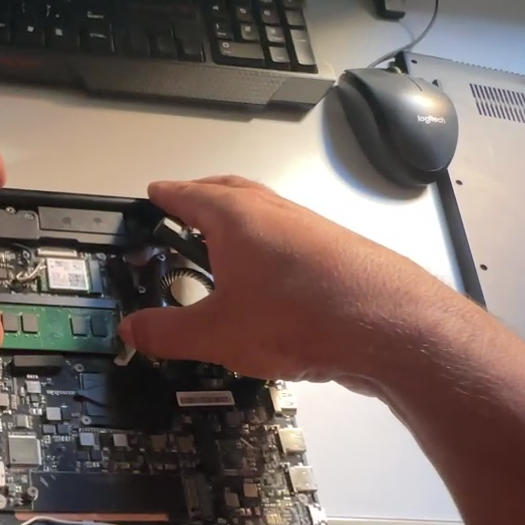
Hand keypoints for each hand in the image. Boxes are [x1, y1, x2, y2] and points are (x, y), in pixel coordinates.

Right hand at [118, 176, 473, 389]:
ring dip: (237, 220)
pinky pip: (289, 238)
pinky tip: (264, 279)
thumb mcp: (215, 333)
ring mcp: (309, 230)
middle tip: (182, 206)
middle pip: (229, 191)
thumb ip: (165, 332)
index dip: (165, 195)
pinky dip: (266, 246)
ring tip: (218, 246)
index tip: (154, 192)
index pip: (189, 194)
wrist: (391, 327)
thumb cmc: (306, 316)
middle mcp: (275, 214)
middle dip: (201, 196)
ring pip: (264, 213)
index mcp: (237, 219)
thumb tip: (134, 330)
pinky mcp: (335, 254)